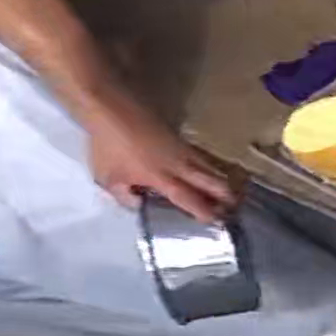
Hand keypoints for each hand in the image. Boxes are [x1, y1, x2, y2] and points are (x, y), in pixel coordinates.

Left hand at [87, 110, 237, 223]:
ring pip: (218, 174)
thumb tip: (140, 205)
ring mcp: (190, 156)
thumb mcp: (106, 177)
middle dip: (228, 200)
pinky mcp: (189, 146)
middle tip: (229, 209)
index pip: (193, 201)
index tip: (214, 221)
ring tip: (224, 196)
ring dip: (225, 186)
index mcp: (164, 180)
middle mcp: (184, 169)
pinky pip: (209, 163)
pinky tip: (209, 177)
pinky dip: (214, 173)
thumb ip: (124, 196)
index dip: (205, 213)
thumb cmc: (108, 147)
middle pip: (219, 187)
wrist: (113, 114)